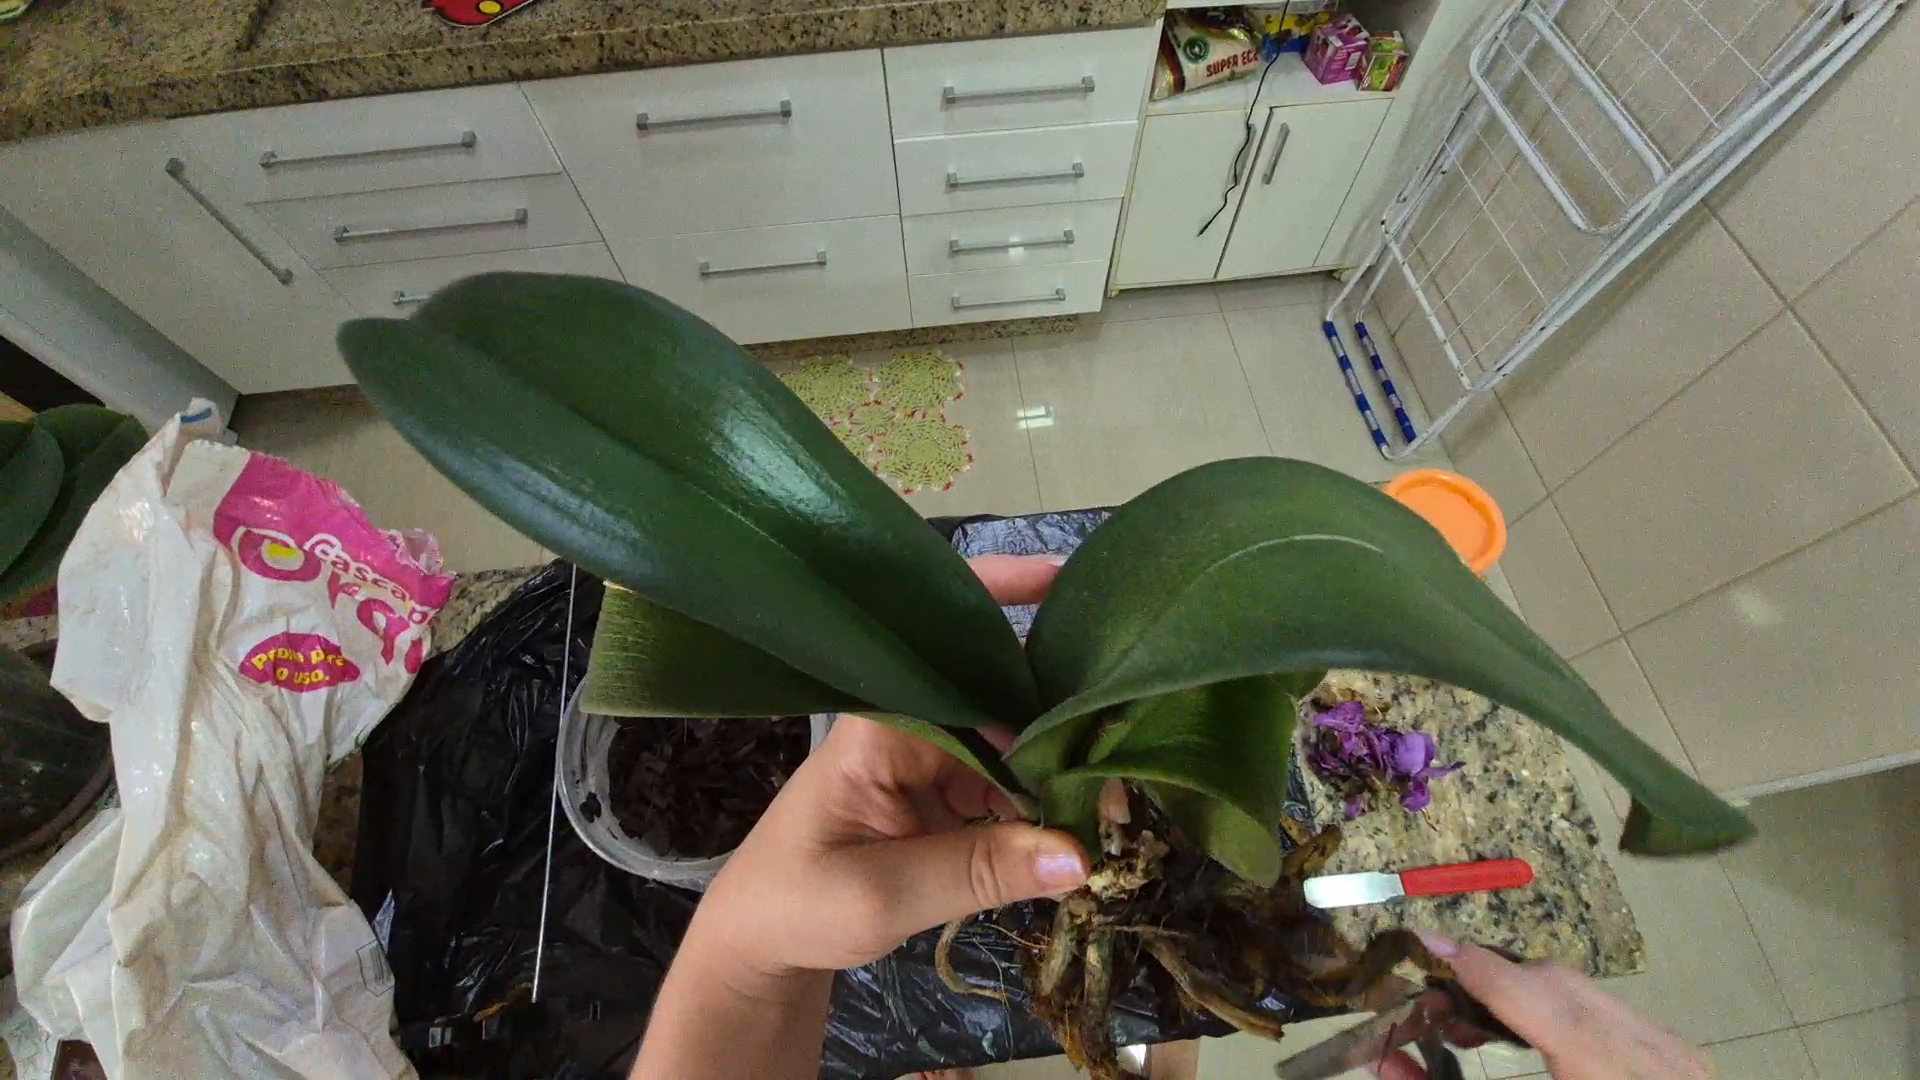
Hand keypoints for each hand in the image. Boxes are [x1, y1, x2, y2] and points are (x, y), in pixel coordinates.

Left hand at [694, 553, 1090, 975]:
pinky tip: (1080, 815)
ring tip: (1114, 791)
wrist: (765, 943)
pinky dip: (1040, 795)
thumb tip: (1079, 854)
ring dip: (1057, 760)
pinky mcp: (943, 787)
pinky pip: (1004, 776)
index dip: (998, 598)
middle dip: (1058, 707)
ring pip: (1010, 736)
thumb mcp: (880, 896)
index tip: (1061, 580)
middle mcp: (910, 723)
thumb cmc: (798, 905)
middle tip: (1125, 732)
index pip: (944, 644)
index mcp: (881, 723)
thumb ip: (978, 871)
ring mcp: (930, 755)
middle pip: (995, 689)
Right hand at [1377, 934, 1713, 1079]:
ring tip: (1475, 1022)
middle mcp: (1658, 1061)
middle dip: (1490, 979)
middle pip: (1556, 985)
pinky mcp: (1677, 1053)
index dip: (1483, 968)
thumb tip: (1383, 1060)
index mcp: (1614, 1078)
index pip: (1548, 1004)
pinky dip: (1553, 1004)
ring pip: (1577, 987)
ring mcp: (1675, 1053)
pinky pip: (1601, 1004)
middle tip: (1438, 1002)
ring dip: (1517, 990)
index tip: (1425, 939)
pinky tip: (1527, 1030)